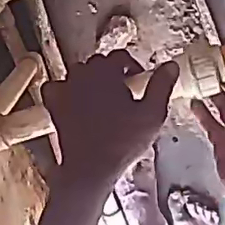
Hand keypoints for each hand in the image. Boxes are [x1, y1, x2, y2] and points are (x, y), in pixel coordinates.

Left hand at [44, 51, 177, 189]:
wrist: (91, 167)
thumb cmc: (123, 142)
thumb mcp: (152, 114)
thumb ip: (161, 86)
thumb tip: (170, 66)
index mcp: (106, 72)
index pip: (120, 56)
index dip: (132, 67)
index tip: (138, 82)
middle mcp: (83, 75)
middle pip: (99, 63)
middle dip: (112, 74)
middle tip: (124, 95)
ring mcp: (65, 88)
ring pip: (79, 73)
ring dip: (91, 81)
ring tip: (104, 101)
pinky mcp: (54, 104)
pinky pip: (56, 87)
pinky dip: (65, 90)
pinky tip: (76, 101)